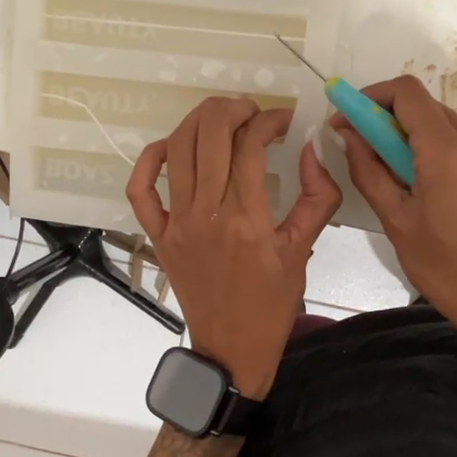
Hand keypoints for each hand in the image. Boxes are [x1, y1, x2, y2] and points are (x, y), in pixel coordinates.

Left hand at [127, 98, 341, 399]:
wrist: (232, 348)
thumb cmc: (271, 305)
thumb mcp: (303, 252)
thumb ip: (316, 198)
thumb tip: (312, 148)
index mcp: (246, 219)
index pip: (251, 145)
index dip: (269, 120)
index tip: (284, 121)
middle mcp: (206, 213)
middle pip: (209, 134)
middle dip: (232, 109)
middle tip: (251, 112)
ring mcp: (176, 223)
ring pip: (177, 150)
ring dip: (198, 121)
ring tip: (222, 118)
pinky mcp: (158, 235)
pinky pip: (141, 189)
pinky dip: (150, 160)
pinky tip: (170, 148)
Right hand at [335, 76, 456, 346]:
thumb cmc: (445, 268)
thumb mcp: (396, 222)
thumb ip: (368, 171)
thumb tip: (345, 135)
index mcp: (446, 151)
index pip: (405, 92)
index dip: (369, 97)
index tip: (345, 121)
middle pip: (422, 105)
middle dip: (385, 118)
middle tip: (359, 152)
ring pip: (439, 122)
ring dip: (408, 135)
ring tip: (389, 177)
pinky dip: (430, 149)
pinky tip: (419, 186)